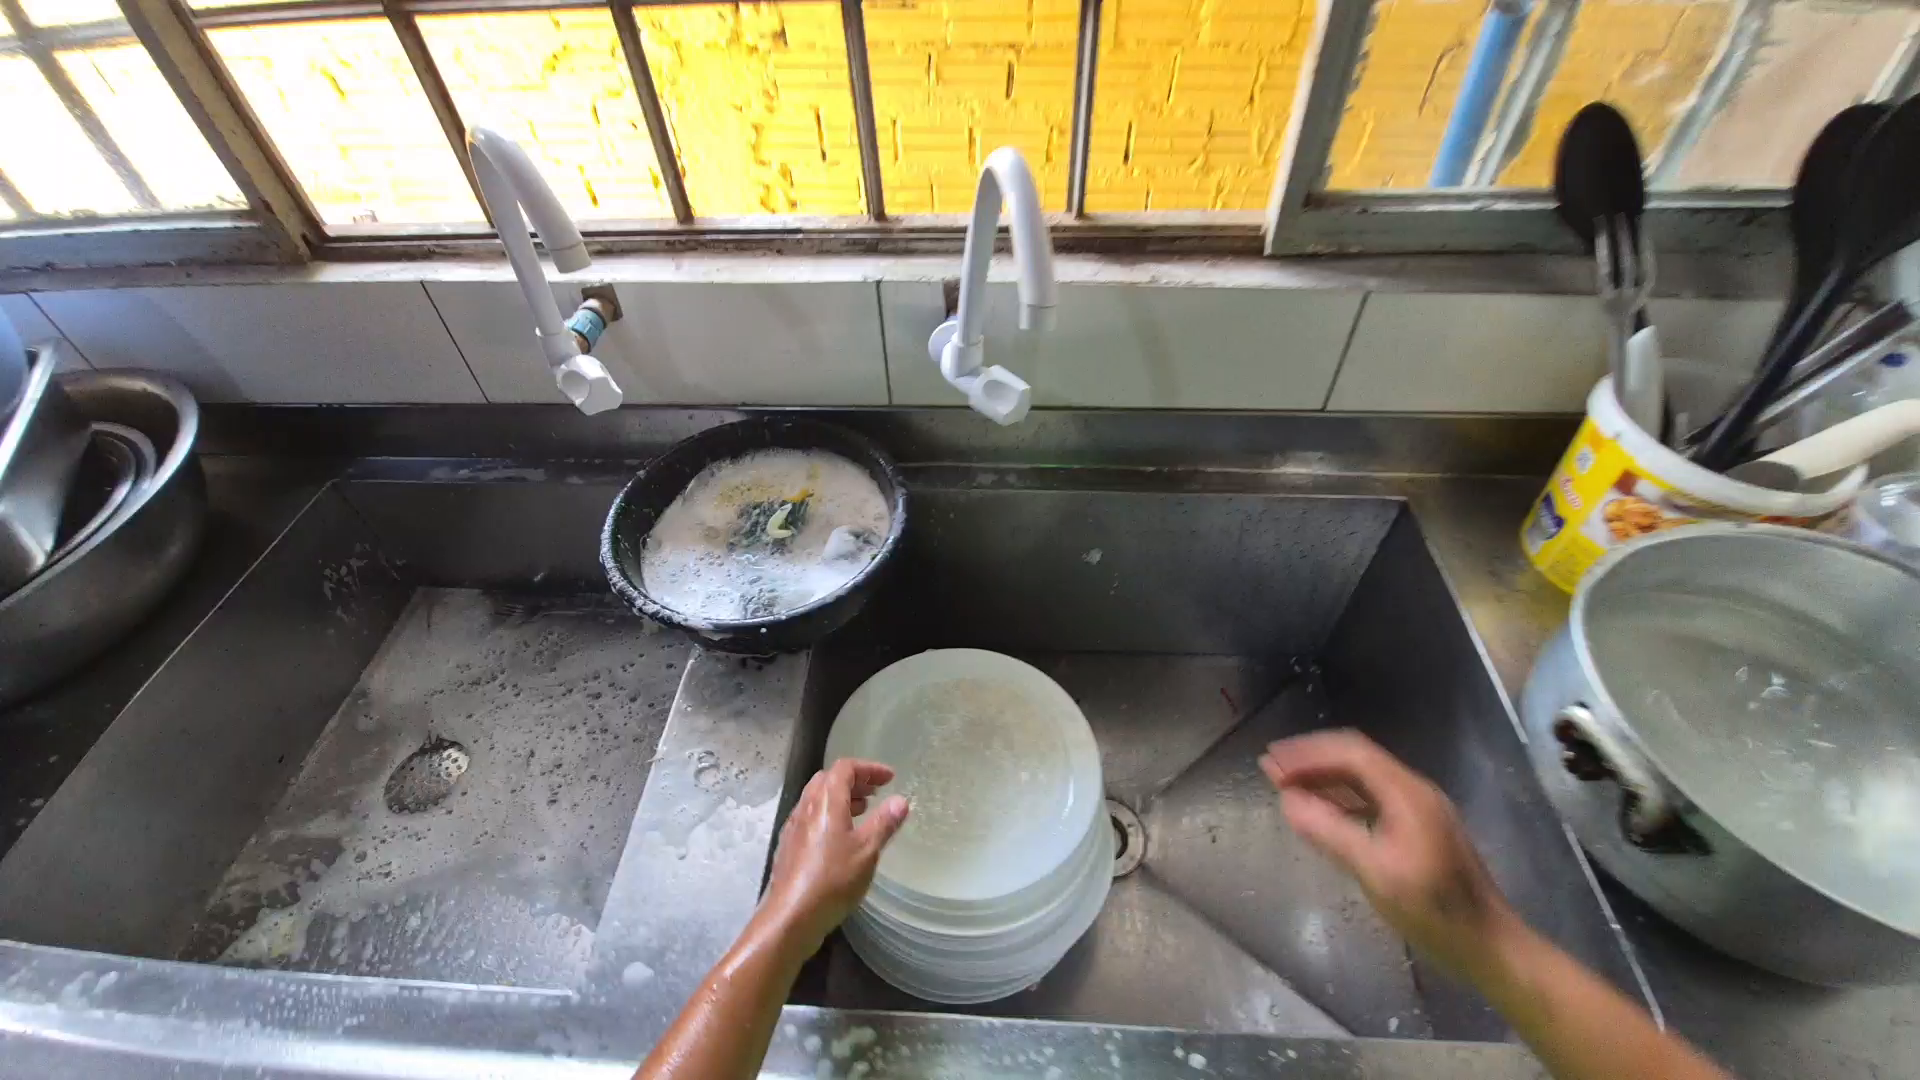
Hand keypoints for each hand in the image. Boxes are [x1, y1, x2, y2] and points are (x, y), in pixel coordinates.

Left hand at [756, 758, 909, 956]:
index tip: (890, 778)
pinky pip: (812, 818)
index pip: (845, 768)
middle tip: (876, 792)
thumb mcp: (867, 851)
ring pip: (818, 799)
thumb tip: (901, 800)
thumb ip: (884, 823)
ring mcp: (794, 827)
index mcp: (825, 801)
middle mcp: (806, 807)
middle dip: (855, 781)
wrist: (790, 917)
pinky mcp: (789, 846)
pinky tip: (842, 839)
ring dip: (842, 798)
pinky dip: (831, 816)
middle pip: (829, 779)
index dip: (869, 768)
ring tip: (863, 812)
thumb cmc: (832, 879)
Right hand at [1259, 730, 1519, 979]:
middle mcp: (1413, 791)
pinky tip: (1320, 810)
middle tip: (1271, 769)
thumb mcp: (1376, 873)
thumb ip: (1330, 831)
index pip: (1350, 753)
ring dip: (1322, 776)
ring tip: (1286, 786)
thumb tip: (1287, 800)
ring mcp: (1417, 809)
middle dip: (1311, 759)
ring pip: (1361, 776)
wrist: (1493, 948)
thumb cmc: (1435, 912)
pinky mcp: (1417, 828)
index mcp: (1407, 793)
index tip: (1271, 761)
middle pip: (1355, 757)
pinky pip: (1369, 796)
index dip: (1307, 752)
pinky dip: (1338, 795)